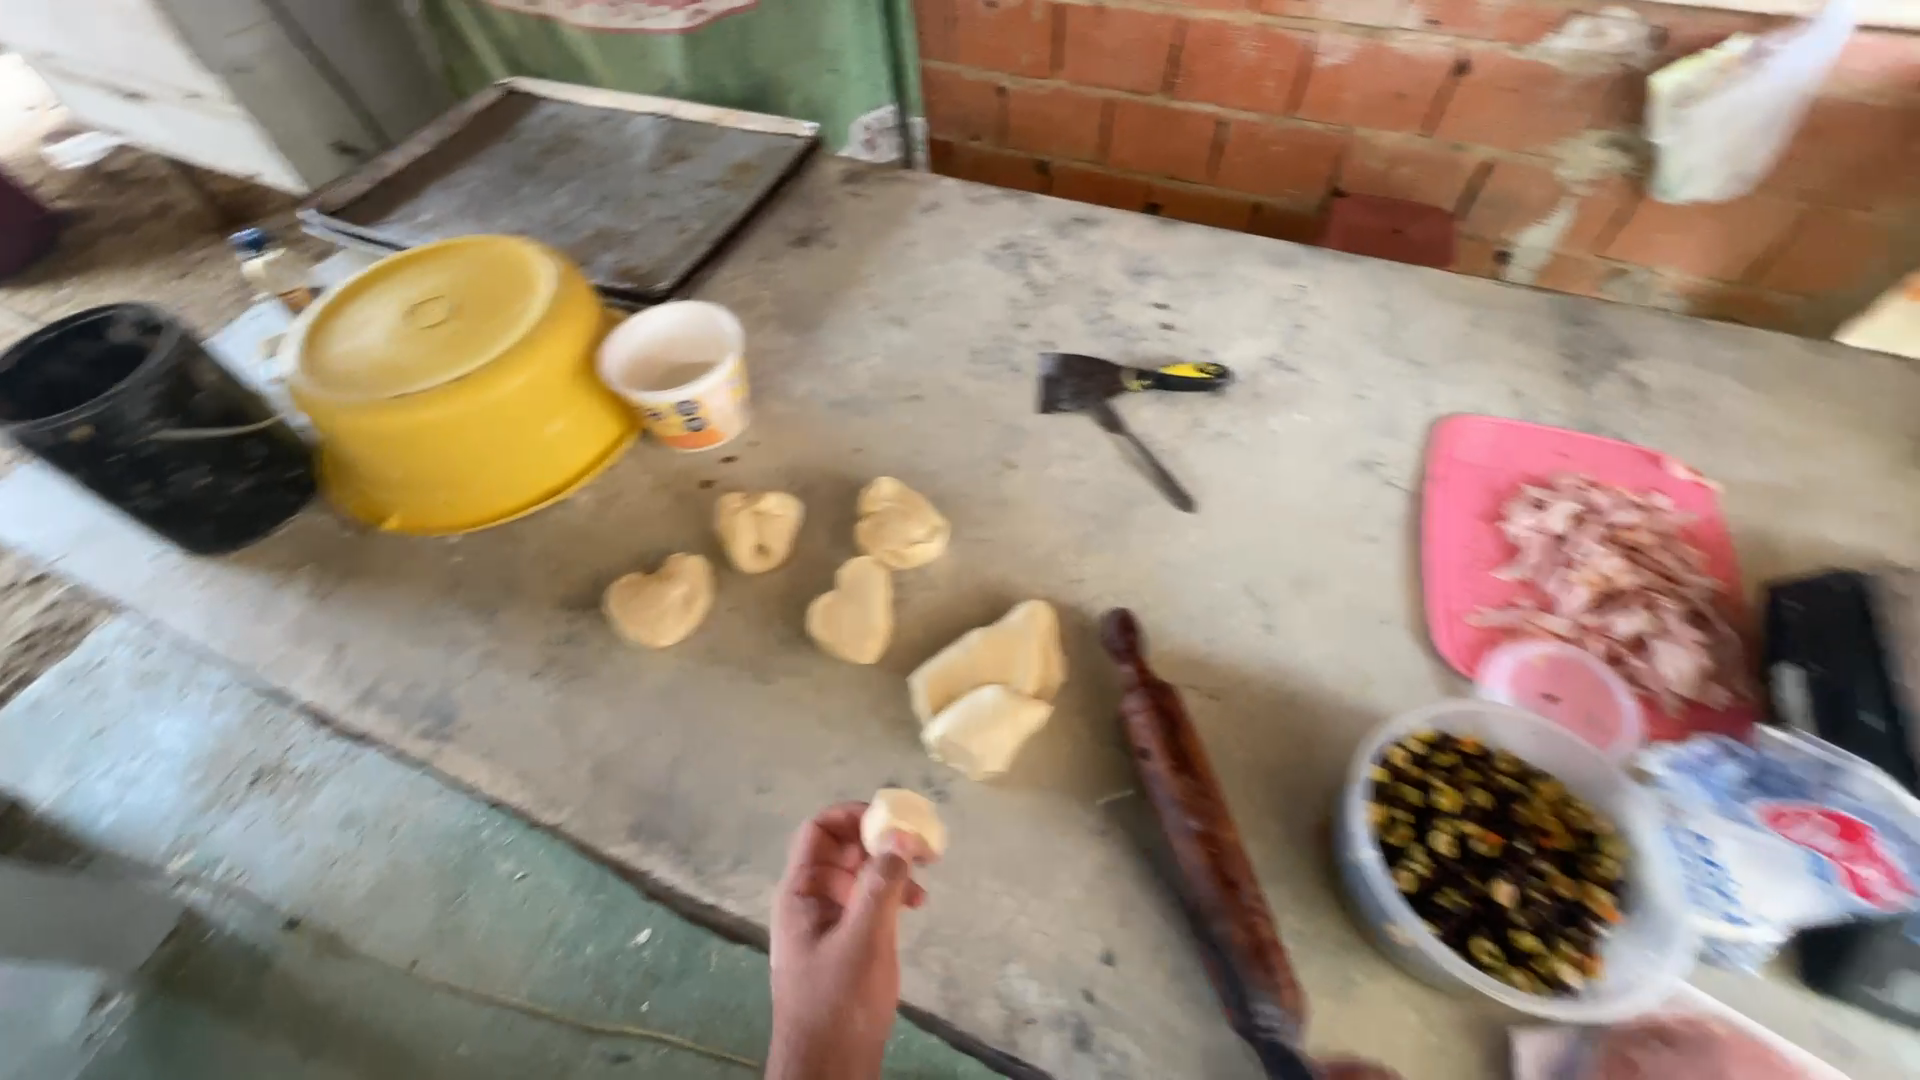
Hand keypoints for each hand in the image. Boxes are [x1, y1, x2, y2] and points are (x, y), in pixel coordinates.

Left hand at [767, 801, 933, 1079]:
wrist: (830, 1069)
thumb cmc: (837, 1002)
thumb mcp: (862, 939)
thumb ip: (881, 885)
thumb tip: (901, 834)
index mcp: (802, 891)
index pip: (820, 831)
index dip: (852, 815)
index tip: (892, 818)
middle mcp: (814, 898)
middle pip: (845, 847)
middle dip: (882, 838)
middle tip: (922, 843)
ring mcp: (833, 919)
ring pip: (863, 871)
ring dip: (894, 864)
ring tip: (927, 874)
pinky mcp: (852, 938)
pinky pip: (872, 897)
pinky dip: (895, 891)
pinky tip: (918, 904)